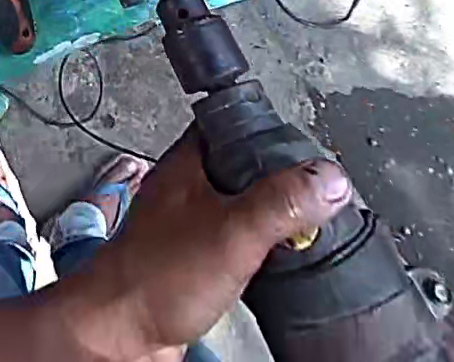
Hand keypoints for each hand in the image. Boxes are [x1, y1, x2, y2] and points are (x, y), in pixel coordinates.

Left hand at [63, 131, 353, 359]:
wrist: (123, 330)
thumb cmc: (162, 273)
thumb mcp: (233, 230)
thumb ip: (281, 202)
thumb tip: (329, 178)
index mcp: (187, 160)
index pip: (227, 122)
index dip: (263, 128)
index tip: (300, 144)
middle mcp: (184, 183)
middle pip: (235, 163)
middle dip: (272, 174)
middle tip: (310, 188)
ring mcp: (184, 219)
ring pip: (233, 201)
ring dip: (264, 211)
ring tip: (300, 221)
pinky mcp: (188, 255)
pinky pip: (228, 236)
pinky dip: (253, 241)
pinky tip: (273, 255)